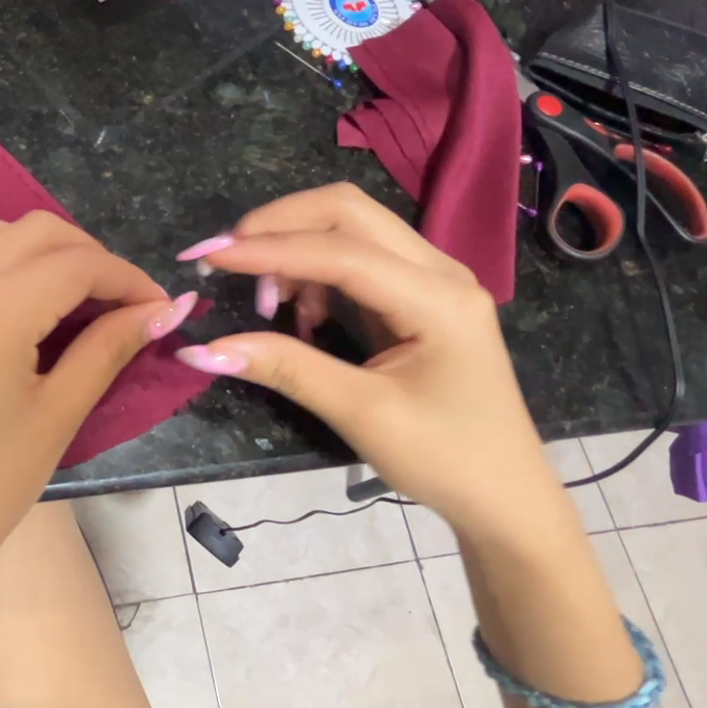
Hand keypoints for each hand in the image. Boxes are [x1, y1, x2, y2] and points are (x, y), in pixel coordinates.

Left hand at [0, 211, 192, 569]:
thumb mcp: (57, 416)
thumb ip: (109, 348)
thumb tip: (162, 310)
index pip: (78, 265)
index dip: (129, 280)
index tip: (162, 307)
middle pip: (37, 232)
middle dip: (90, 256)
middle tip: (123, 302)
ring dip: (41, 250)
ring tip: (74, 296)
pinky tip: (9, 300)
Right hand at [174, 184, 562, 540]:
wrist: (504, 496)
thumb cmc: (445, 458)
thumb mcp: (360, 414)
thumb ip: (285, 369)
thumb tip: (202, 350)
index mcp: (437, 298)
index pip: (339, 250)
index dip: (266, 249)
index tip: (205, 258)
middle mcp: (439, 270)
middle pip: (345, 211)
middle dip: (276, 226)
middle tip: (221, 258)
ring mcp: (430, 278)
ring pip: (348, 227)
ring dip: (293, 248)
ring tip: (265, 302)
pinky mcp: (415, 294)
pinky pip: (354, 257)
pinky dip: (312, 271)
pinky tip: (299, 313)